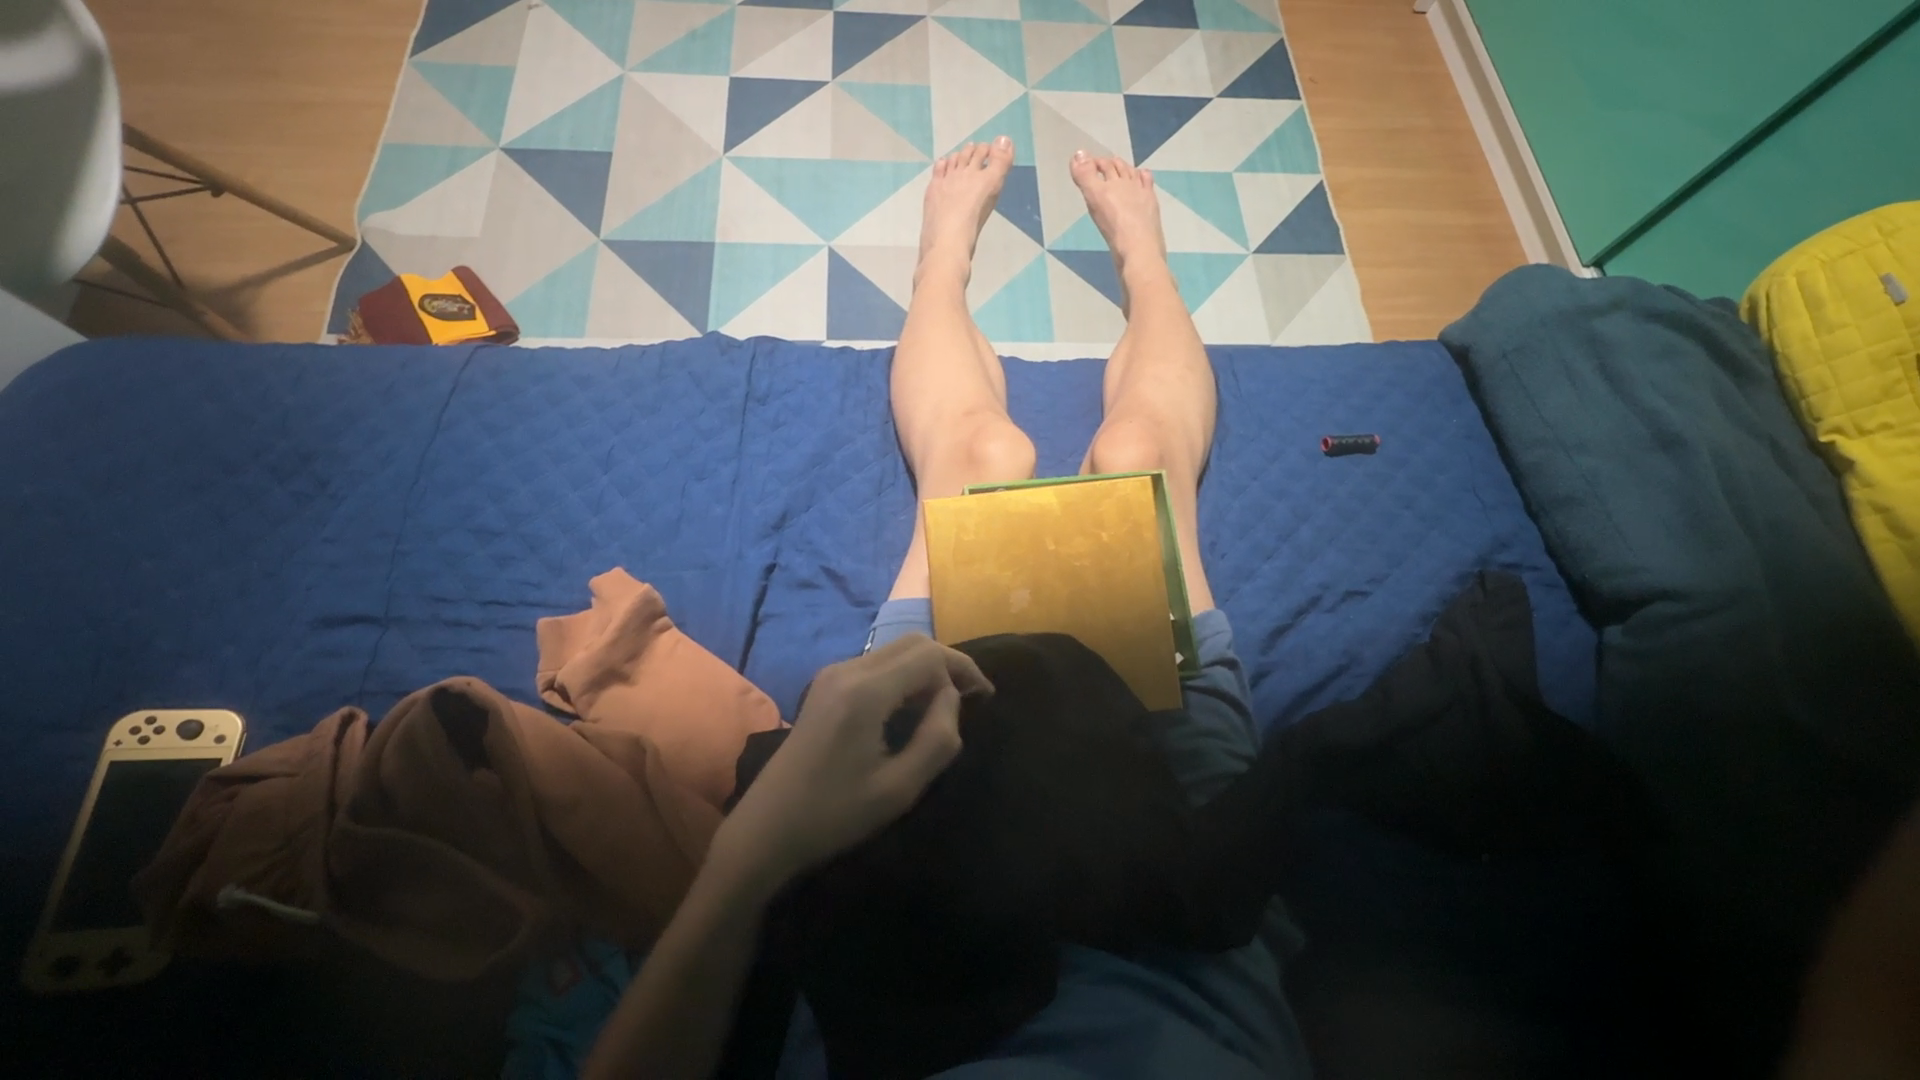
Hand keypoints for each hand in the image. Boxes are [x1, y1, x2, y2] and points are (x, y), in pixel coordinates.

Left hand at [711, 635, 992, 889]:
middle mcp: (847, 670)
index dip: (964, 670)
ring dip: (926, 669)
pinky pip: (876, 664)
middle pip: (913, 643)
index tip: (986, 699)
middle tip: (972, 698)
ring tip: (948, 706)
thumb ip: (938, 738)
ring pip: (894, 650)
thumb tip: (952, 698)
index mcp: (865, 692)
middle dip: (948, 664)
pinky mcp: (824, 686)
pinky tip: (912, 708)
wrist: (767, 829)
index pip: (930, 656)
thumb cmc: (835, 815)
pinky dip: (903, 676)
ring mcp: (831, 675)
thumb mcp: (900, 787)